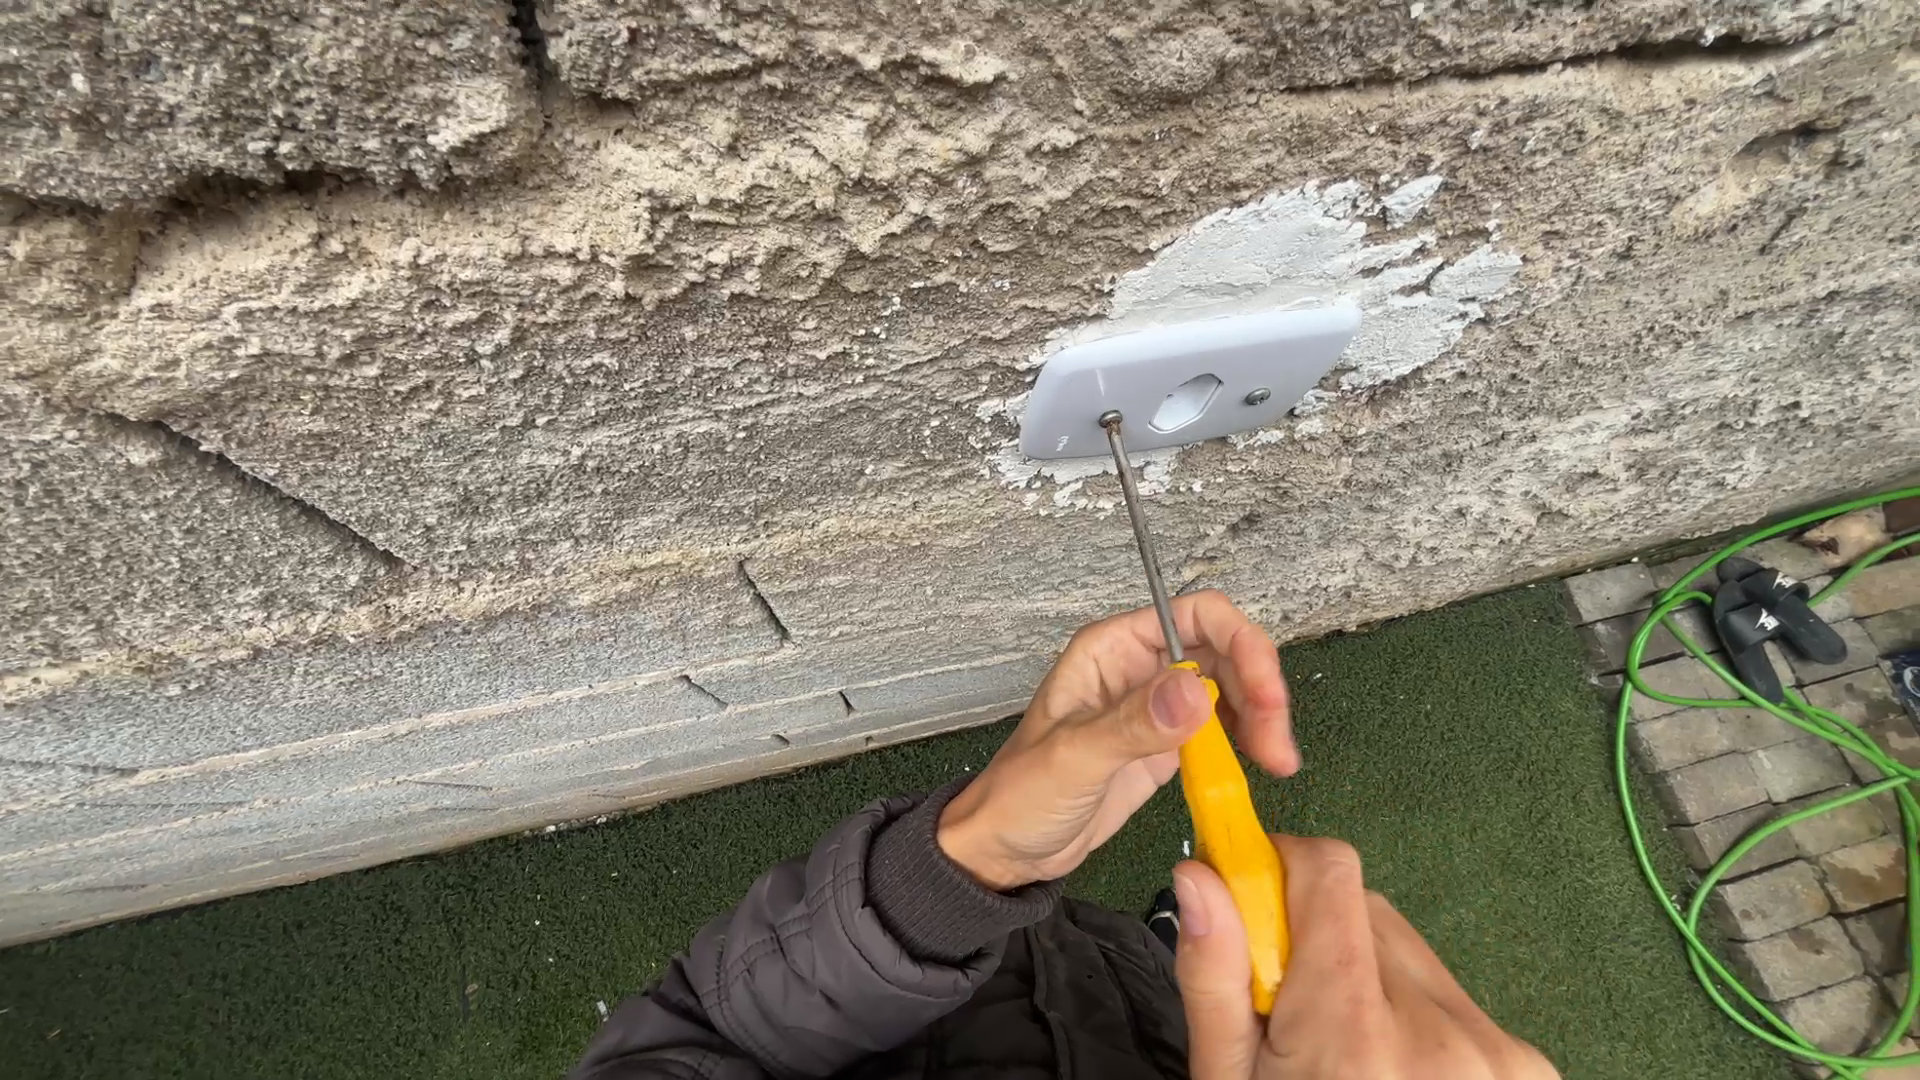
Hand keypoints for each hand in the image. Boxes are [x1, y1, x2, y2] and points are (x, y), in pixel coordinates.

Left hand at [936, 590, 1294, 890]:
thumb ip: (1131, 724)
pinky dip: (1247, 739)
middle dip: (1259, 687)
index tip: (1265, 695)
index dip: (1240, 642)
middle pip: (1222, 650)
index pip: (1193, 616)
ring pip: (1229, 686)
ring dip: (1261, 716)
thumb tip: (1196, 690)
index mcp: (1110, 649)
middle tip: (1276, 746)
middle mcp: (1137, 666)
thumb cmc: (1020, 794)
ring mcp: (1155, 705)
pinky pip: (1221, 726)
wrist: (1006, 848)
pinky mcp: (1167, 743)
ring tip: (1276, 762)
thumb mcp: (1072, 759)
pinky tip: (1259, 765)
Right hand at [1176, 835, 1558, 1079]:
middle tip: (1285, 996)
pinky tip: (1391, 1072)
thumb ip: (1213, 975)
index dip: (1281, 861)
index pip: (1330, 871)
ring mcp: (1502, 1056)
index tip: (1250, 894)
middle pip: (1363, 905)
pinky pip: (1447, 993)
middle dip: (1313, 926)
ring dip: (1362, 968)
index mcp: (1356, 1030)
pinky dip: (1407, 1007)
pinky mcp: (1532, 1070)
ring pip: (1404, 947)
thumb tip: (1197, 873)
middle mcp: (1444, 1031)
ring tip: (1345, 1050)